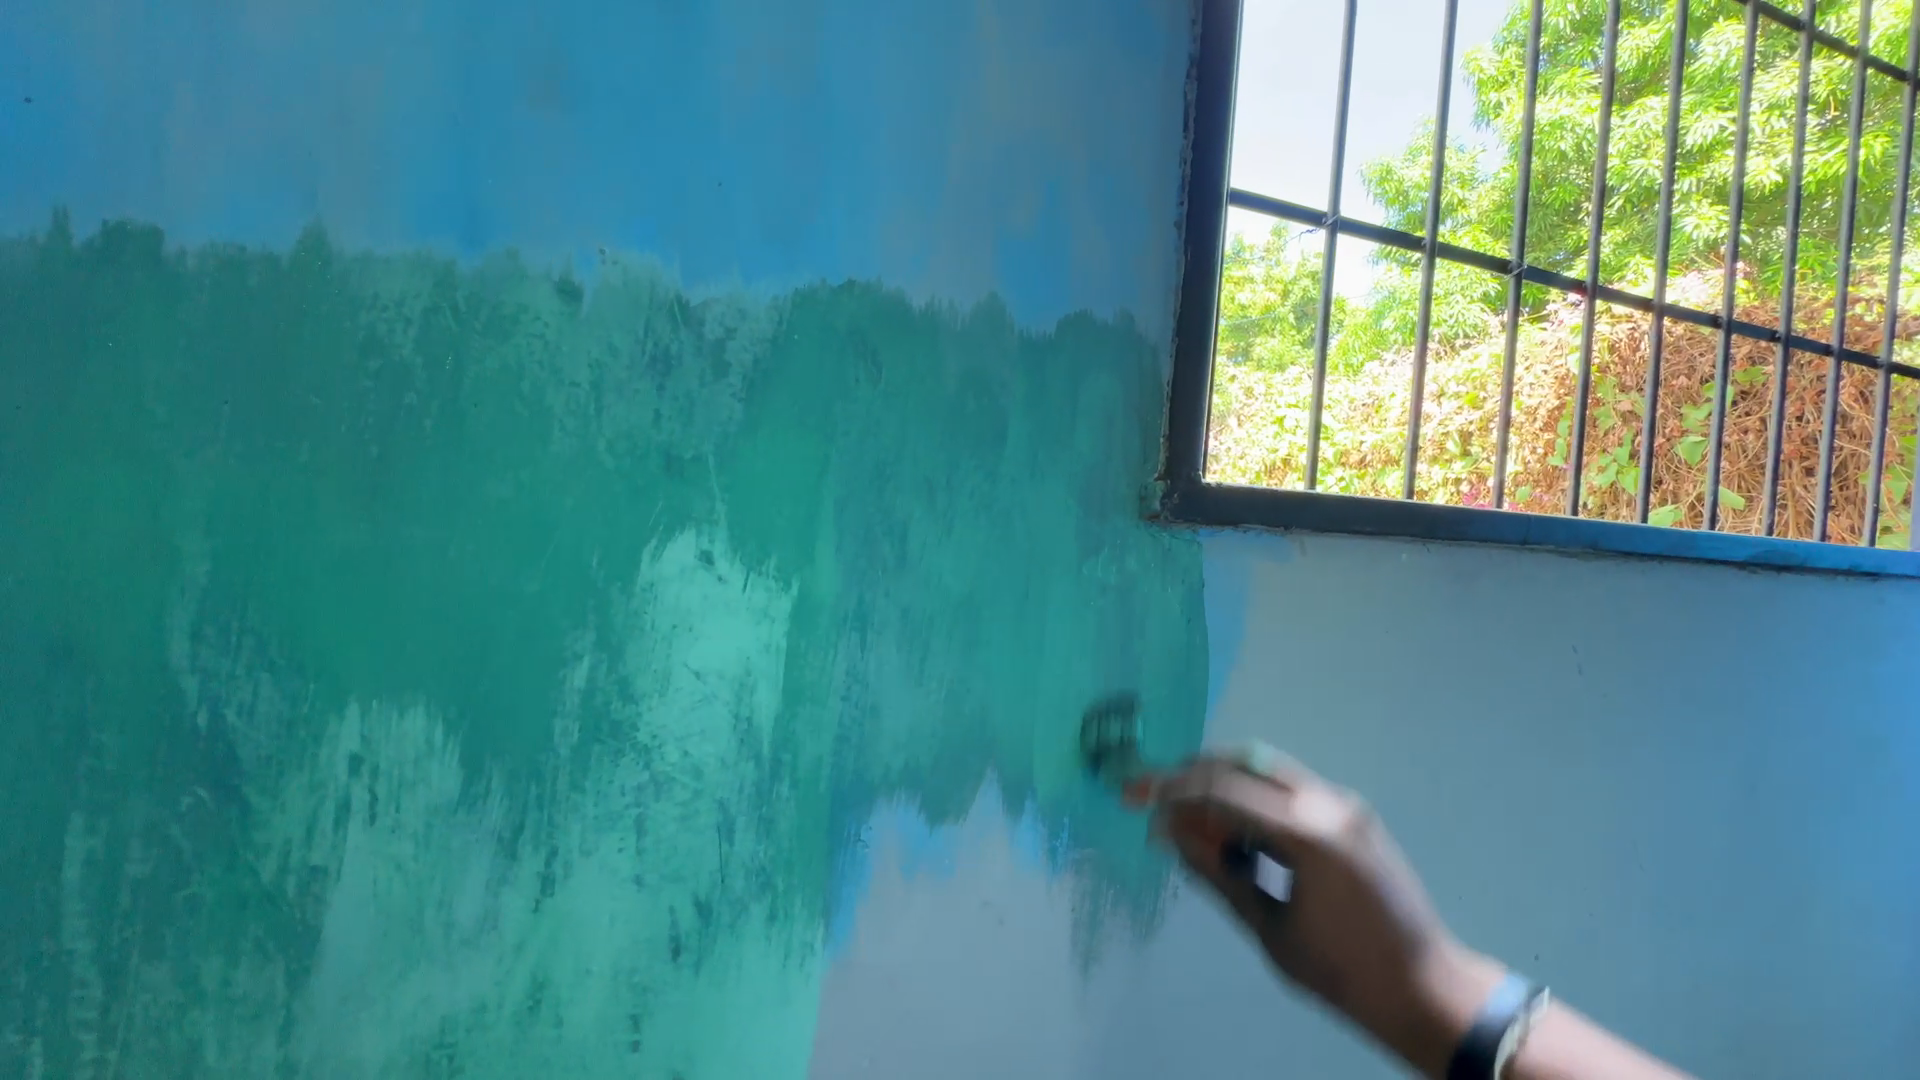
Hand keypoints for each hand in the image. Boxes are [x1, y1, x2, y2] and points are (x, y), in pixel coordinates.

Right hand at [1132, 750, 1505, 1077]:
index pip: (1222, 790)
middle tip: (1153, 795)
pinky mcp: (1351, 814)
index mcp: (1309, 834)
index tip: (1132, 796)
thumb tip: (1167, 833)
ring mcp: (1343, 804)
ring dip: (1220, 784)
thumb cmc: (1345, 974)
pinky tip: (1233, 832)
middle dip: (1190, 774)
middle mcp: (1327, 803)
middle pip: (1241, 762)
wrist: (1431, 992)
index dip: (1169, 790)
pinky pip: (1287, 790)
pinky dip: (1251, 799)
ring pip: (1264, 769)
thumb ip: (1216, 872)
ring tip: (1188, 818)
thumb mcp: (1269, 928)